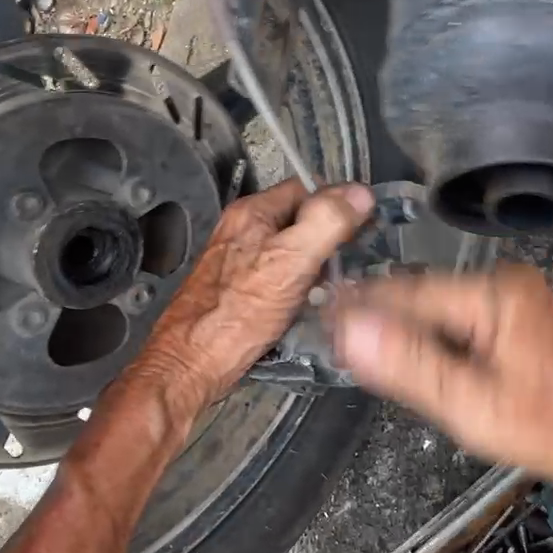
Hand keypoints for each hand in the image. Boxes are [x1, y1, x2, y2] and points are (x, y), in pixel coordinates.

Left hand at [135, 180, 373, 409]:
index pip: (307, 188)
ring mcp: (240, 262)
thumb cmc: (232, 316)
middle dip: (328, 238)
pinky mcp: (242, 290)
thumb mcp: (293, 261)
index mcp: (252, 213)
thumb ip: (327, 223)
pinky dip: (300, 288)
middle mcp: (243, 232)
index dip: (336, 204)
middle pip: (301, 220)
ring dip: (316, 265)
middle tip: (346, 260)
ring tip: (329, 286)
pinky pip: (282, 277)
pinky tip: (307, 305)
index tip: (360, 225)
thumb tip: (358, 195)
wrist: (192, 364)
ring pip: (293, 250)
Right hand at [327, 265, 552, 491]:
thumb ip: (410, 366)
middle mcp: (510, 286)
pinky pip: (471, 320)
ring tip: (375, 355)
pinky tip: (429, 363)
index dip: (362, 310)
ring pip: (447, 310)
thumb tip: (355, 333)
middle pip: (427, 297)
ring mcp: (523, 300)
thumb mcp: (475, 405)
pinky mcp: (529, 318)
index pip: (407, 292)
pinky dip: (444, 339)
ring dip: (413, 332)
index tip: (327, 321)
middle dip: (385, 321)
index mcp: (496, 296)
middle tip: (343, 343)